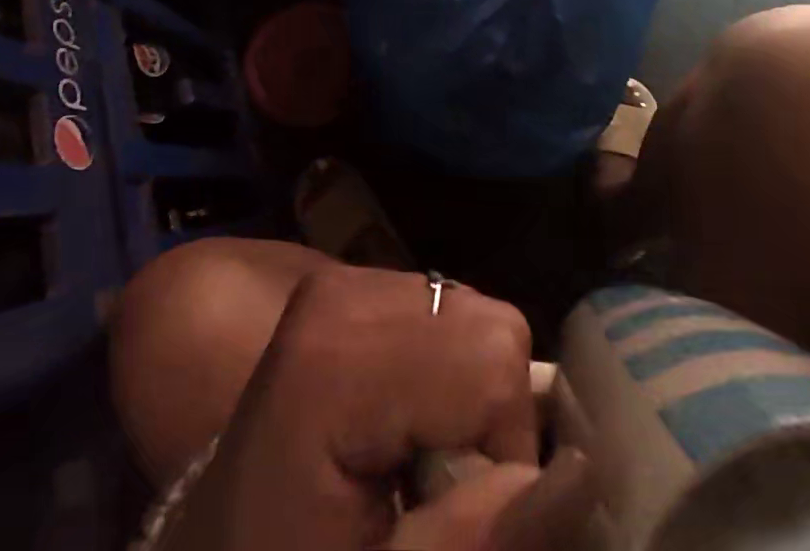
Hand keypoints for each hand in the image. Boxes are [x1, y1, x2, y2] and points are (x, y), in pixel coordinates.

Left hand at [157, 264, 561, 549]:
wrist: (226, 527)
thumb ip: (476, 536)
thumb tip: (584, 471)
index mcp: (329, 354)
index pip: (489, 356)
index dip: (500, 447)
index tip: (445, 505)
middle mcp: (335, 292)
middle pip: (487, 327)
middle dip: (486, 415)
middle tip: (422, 478)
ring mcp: (339, 283)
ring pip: (474, 321)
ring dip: (466, 395)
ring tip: (404, 452)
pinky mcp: (346, 291)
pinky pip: (443, 317)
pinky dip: (442, 373)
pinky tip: (394, 419)